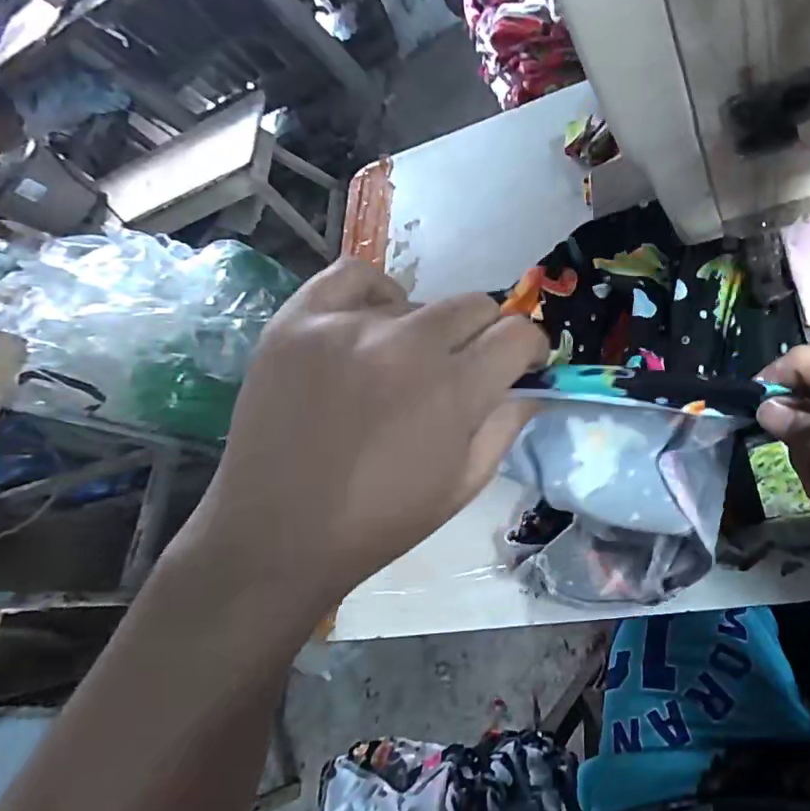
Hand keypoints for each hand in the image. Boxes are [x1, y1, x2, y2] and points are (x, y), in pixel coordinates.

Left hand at [172, 259, 545, 614]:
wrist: (277, 534)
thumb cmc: (383, 518)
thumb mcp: (466, 482)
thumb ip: (508, 424)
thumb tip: (531, 384)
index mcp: (453, 390)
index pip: (518, 335)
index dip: (530, 350)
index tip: (521, 366)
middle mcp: (406, 345)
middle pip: (476, 306)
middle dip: (486, 336)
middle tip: (465, 369)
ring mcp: (347, 327)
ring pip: (419, 298)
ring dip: (428, 328)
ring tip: (403, 364)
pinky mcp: (297, 321)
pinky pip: (354, 276)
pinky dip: (375, 296)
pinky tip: (370, 328)